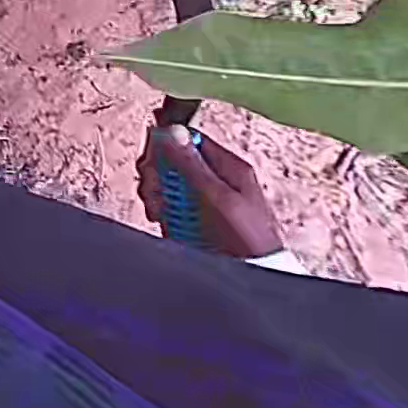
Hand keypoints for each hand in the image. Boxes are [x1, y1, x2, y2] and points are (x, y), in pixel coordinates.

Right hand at [136, 124, 283, 257]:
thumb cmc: (245, 238)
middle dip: (157, 172)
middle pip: (171, 158)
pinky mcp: (192, 214)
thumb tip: (172, 130)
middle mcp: (213, 177)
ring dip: (155, 191)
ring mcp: (202, 196)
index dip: (166, 146)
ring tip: (159, 209)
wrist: (253, 277)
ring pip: (164, 178)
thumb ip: (192, 164)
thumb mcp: (217, 197)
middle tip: (155, 189)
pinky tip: (161, 217)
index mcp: (227, 166)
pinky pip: (166, 199)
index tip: (154, 161)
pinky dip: (158, 206)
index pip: (188, 138)